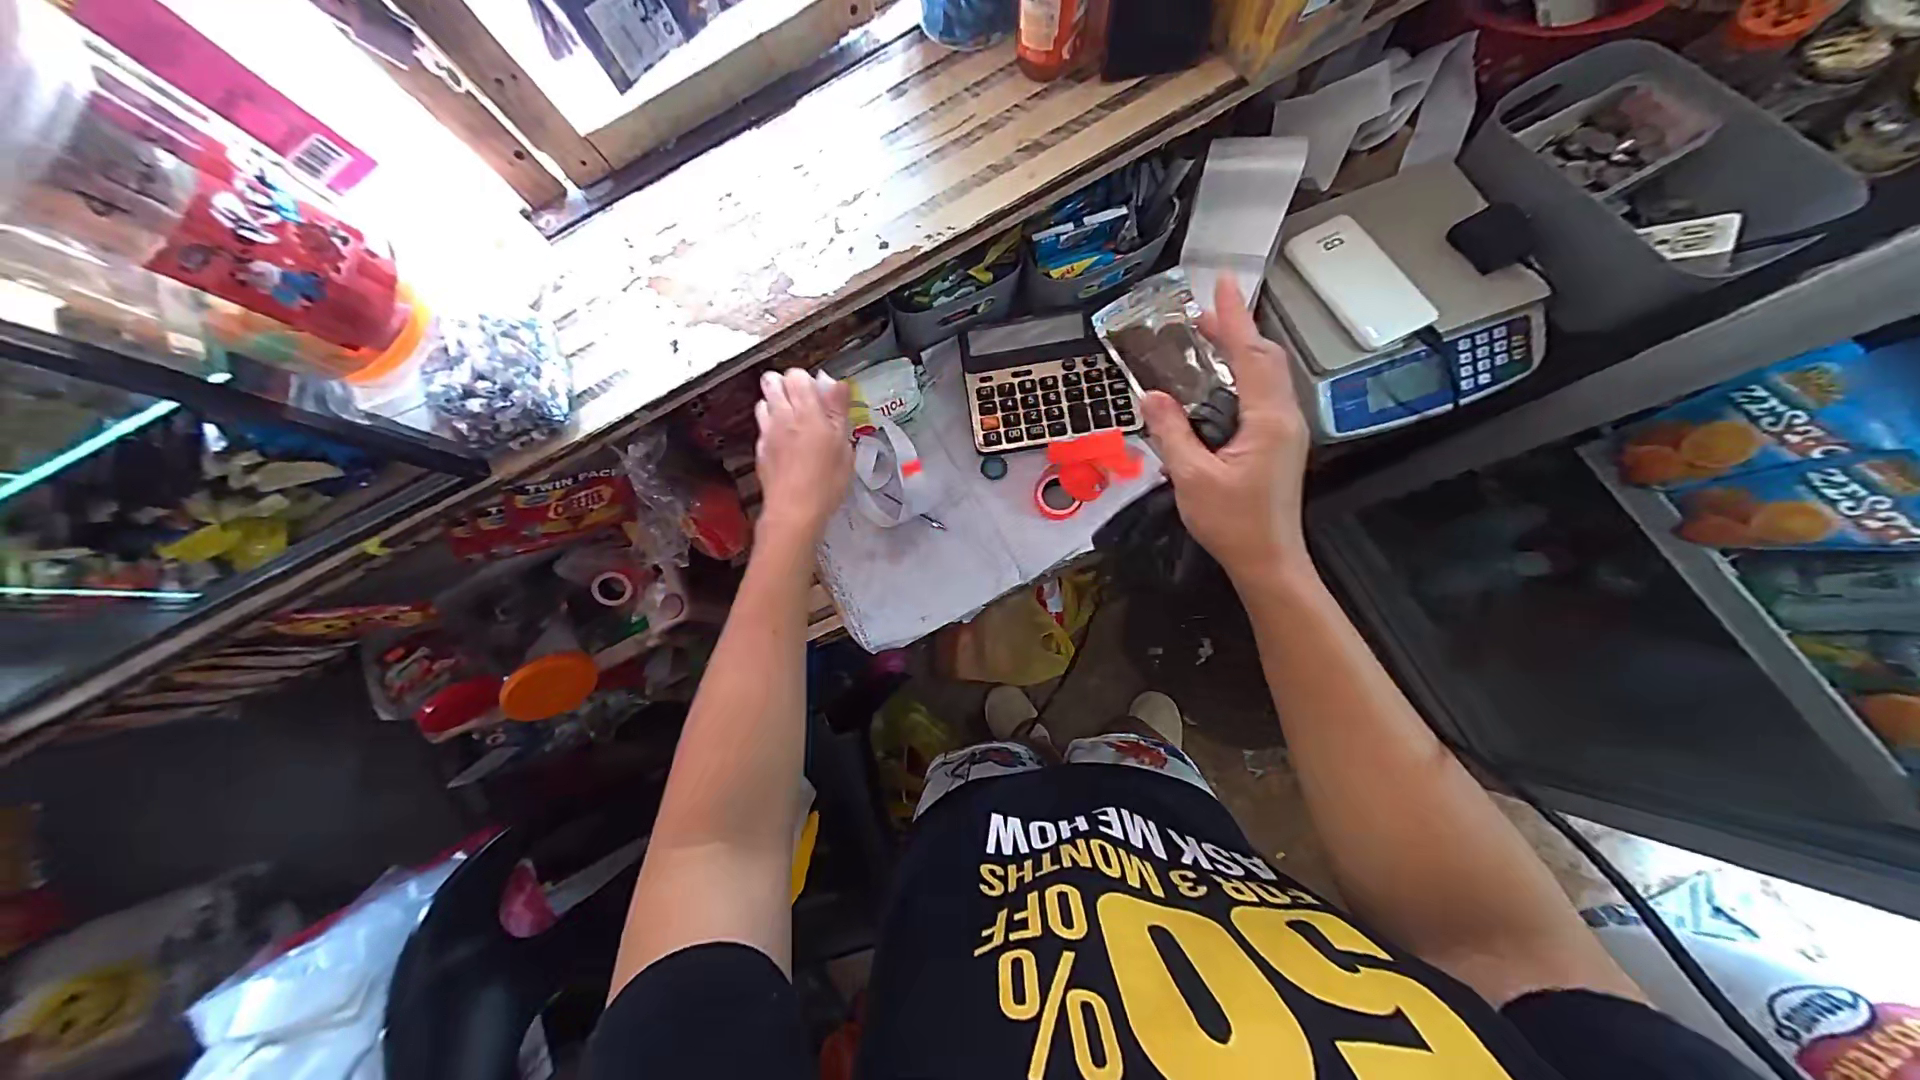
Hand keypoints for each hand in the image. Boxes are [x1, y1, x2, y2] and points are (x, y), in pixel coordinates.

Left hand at [754, 368, 852, 543]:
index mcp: (807, 412)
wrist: (794, 511)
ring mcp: (767, 433)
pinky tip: (787, 444)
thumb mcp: (844, 445)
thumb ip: (838, 411)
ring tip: (794, 420)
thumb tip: (837, 384)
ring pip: (764, 402)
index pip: (797, 375)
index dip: (808, 380)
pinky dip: (772, 427)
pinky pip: (763, 427)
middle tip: (805, 403)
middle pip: (773, 382)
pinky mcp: (760, 450)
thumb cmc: (826, 481)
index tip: (821, 395)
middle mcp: (782, 417)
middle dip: (786, 385)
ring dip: (776, 404)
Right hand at [1140, 278, 1311, 584]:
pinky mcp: (1277, 444)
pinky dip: (1241, 376)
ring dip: (1240, 351)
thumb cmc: (1234, 524)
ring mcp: (1284, 431)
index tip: (1224, 282)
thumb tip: (1152, 397)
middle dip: (1236, 329)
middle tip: (1203, 312)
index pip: (1252, 355)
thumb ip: (1171, 433)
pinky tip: (1218, 382)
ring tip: (1208, 338)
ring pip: (1266, 376)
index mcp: (1268, 420)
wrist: (1268, 560)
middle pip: (1265, 358)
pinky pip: (1262, 395)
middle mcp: (1284, 418)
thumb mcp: (1192, 478)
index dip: (1235, 317)